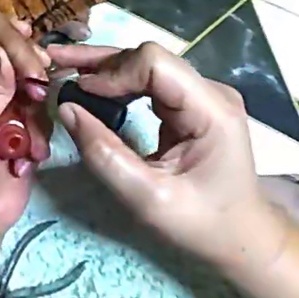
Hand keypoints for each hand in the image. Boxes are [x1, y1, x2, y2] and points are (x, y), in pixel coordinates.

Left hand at [0, 43, 38, 237]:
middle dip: (31, 80)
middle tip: (37, 90)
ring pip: (36, 99)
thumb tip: (1, 46)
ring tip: (29, 146)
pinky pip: (45, 125)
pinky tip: (29, 160)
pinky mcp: (28, 138)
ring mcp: (9, 117)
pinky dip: (40, 141)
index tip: (25, 34)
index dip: (7, 43)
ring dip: (36, 121)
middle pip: (18, 71)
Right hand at [50, 42, 282, 267]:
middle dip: (100, 63)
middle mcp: (210, 92)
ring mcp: (201, 95)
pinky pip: (147, 80)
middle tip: (56, 65)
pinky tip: (89, 86)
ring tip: (64, 69)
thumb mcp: (147, 199)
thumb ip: (105, 154)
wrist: (242, 239)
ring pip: (145, 64)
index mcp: (211, 111)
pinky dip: (115, 82)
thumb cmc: (201, 224)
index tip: (80, 93)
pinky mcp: (188, 103)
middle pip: (148, 58)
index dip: (113, 72)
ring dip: (104, 68)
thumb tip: (66, 108)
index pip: (156, 64)